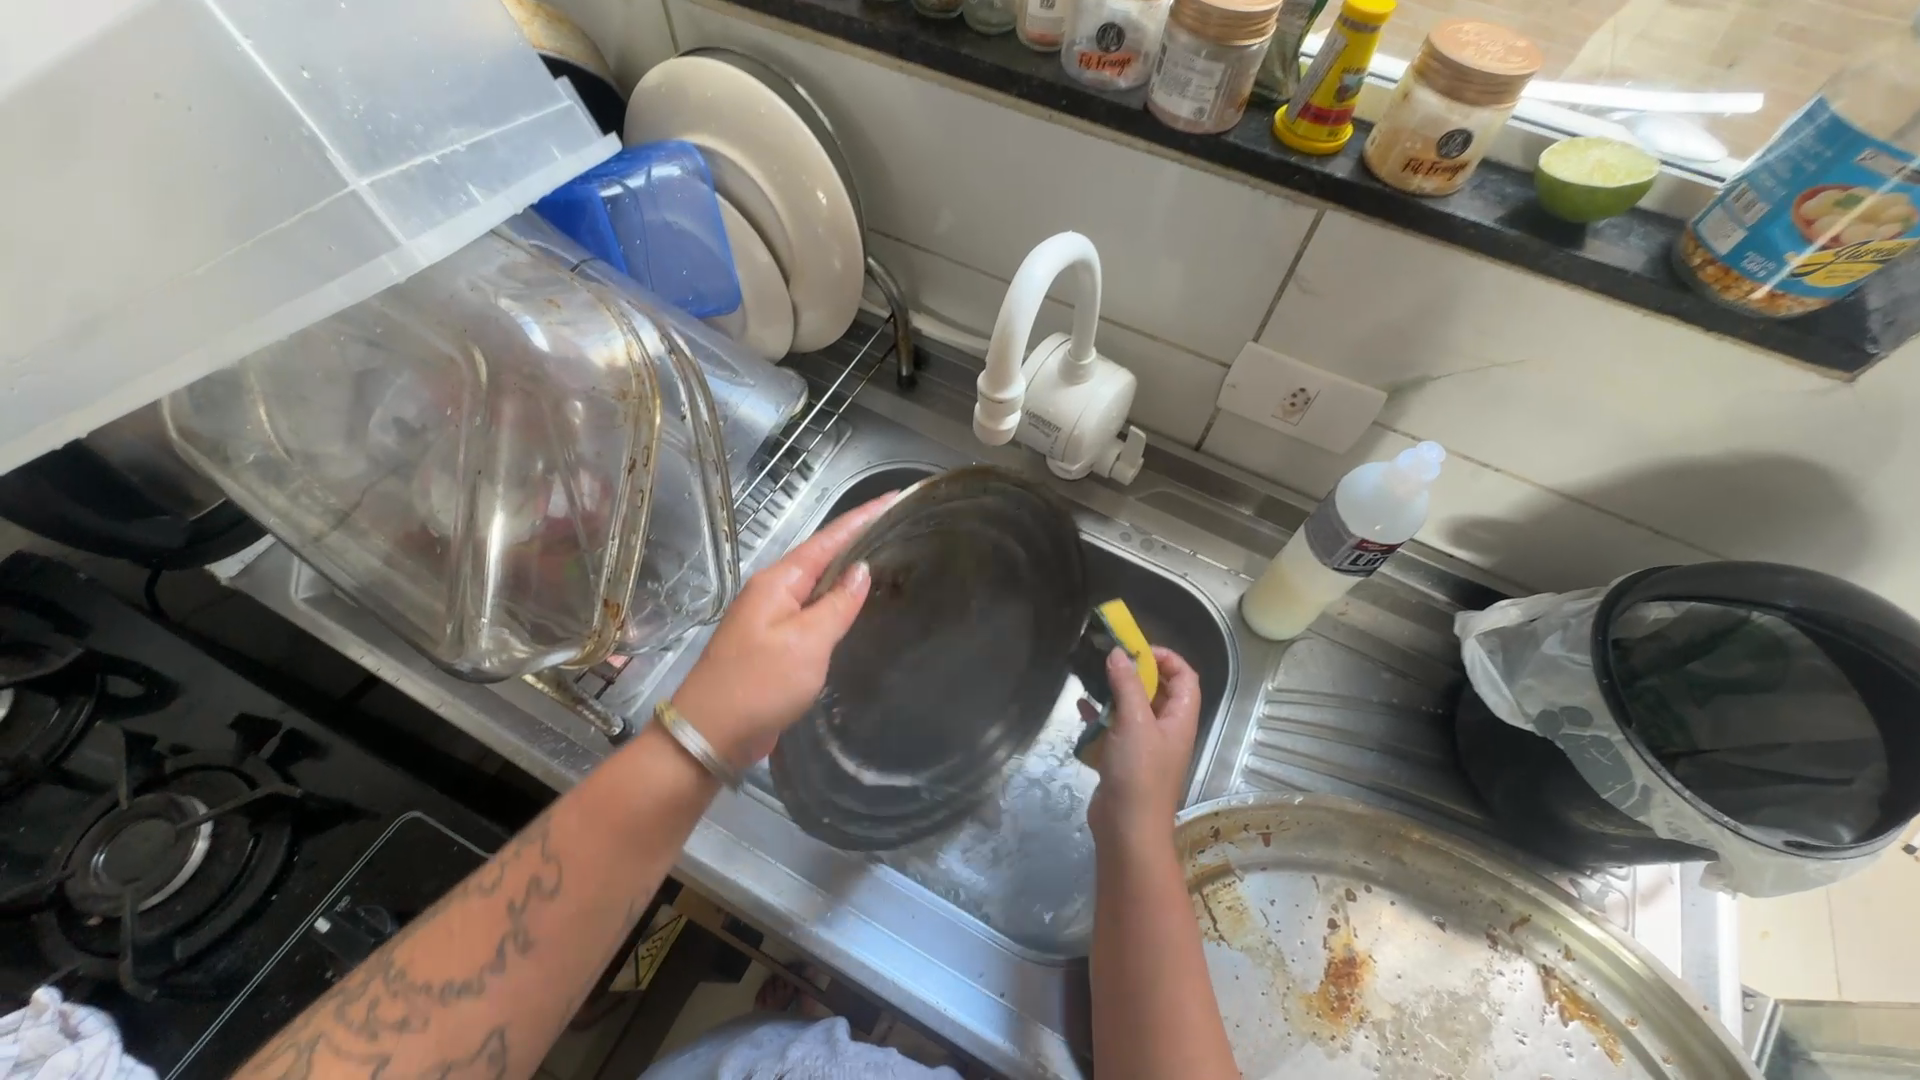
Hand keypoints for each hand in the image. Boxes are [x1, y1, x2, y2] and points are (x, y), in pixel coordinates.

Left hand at [669, 493, 895, 766]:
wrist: (709, 735)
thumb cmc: (758, 685)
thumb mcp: (806, 643)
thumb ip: (837, 605)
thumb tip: (861, 569)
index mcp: (778, 582)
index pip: (828, 539)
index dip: (863, 518)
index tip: (895, 498)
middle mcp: (772, 592)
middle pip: (822, 556)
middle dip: (859, 539)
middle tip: (901, 526)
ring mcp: (771, 619)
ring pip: (818, 585)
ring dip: (849, 571)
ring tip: (889, 559)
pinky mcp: (775, 645)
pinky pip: (813, 612)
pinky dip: (837, 603)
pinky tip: (856, 608)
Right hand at [1088, 646, 1201, 849]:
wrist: (1127, 828)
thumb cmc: (1139, 772)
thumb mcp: (1134, 722)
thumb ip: (1127, 684)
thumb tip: (1118, 653)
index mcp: (1180, 718)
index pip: (1184, 677)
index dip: (1166, 658)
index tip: (1136, 650)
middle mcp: (1167, 729)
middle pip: (1158, 689)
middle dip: (1135, 671)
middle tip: (1108, 659)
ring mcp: (1145, 745)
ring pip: (1133, 708)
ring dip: (1115, 691)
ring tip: (1092, 677)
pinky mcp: (1124, 759)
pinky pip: (1115, 728)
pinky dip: (1100, 715)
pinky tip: (1081, 708)